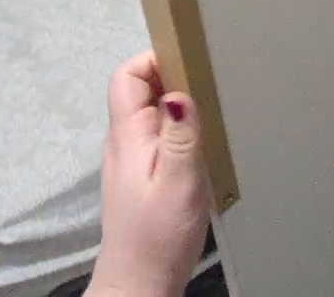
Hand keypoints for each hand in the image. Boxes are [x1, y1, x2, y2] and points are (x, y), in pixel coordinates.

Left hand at [87, 51, 210, 296]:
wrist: (140, 288)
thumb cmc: (159, 235)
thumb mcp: (178, 182)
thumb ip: (180, 136)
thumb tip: (179, 91)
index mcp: (127, 136)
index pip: (127, 76)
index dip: (154, 59)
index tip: (190, 60)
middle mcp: (124, 141)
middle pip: (140, 88)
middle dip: (173, 76)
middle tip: (208, 83)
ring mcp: (131, 159)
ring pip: (151, 110)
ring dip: (178, 102)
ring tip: (210, 109)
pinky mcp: (142, 175)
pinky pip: (158, 133)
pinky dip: (179, 127)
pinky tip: (201, 142)